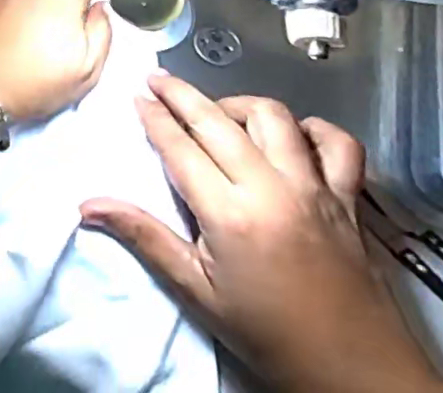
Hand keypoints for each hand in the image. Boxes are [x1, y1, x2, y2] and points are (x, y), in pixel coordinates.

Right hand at [82, 75, 442, 392]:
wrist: (353, 372)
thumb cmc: (266, 334)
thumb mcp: (198, 293)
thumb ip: (146, 239)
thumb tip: (89, 205)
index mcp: (230, 214)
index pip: (181, 148)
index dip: (155, 118)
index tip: (137, 95)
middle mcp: (271, 187)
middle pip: (218, 121)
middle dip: (182, 94)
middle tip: (158, 78)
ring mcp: (313, 185)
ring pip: (274, 117)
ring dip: (240, 105)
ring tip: (218, 112)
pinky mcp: (346, 194)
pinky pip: (337, 142)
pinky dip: (314, 128)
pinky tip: (293, 134)